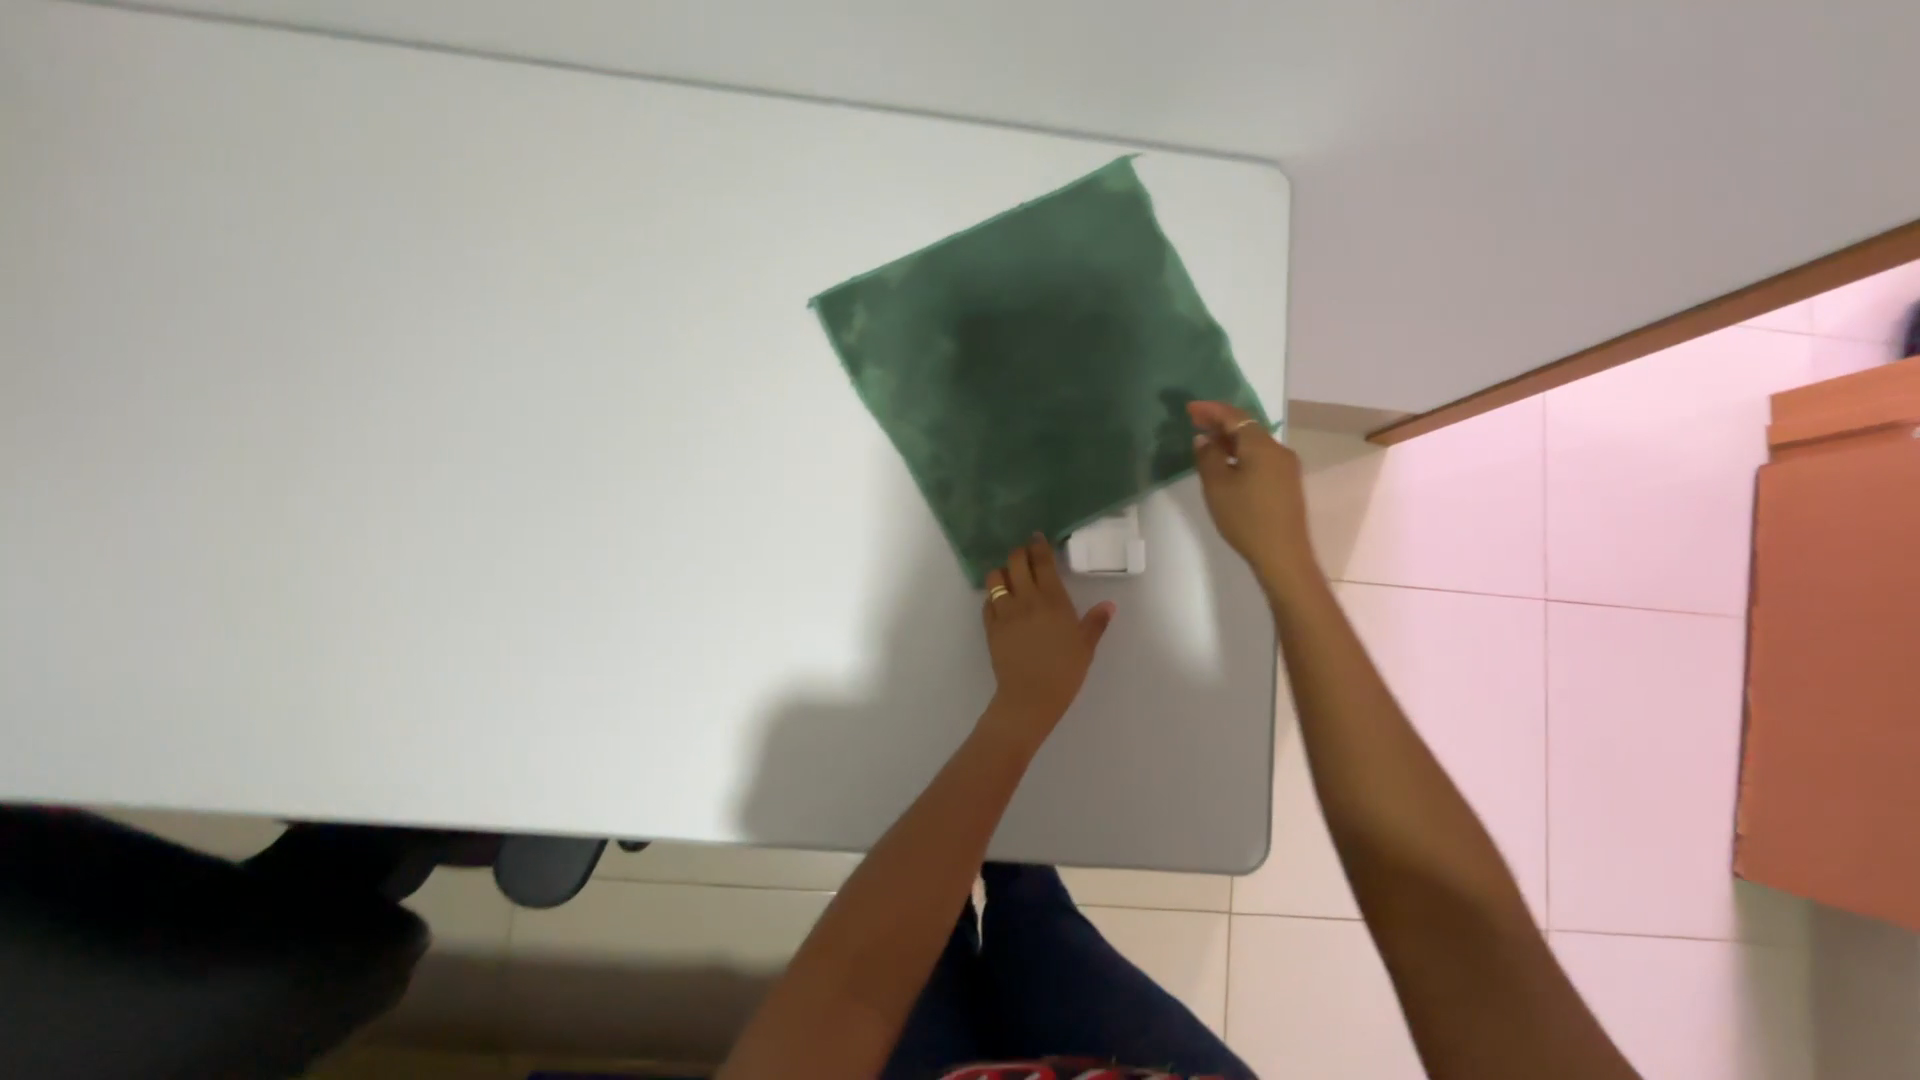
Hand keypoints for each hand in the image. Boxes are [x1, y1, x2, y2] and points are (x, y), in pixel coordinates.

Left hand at [980, 534, 1115, 735]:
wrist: (1031, 696)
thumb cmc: (1064, 671)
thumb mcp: (1086, 646)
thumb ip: (1096, 622)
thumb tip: (1109, 605)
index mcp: (1053, 600)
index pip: (1042, 562)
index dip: (1038, 545)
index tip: (1036, 537)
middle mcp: (1026, 599)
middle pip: (1015, 562)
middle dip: (1018, 554)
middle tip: (1024, 557)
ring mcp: (1005, 612)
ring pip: (995, 578)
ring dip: (1002, 573)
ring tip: (1009, 578)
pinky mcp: (990, 627)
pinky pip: (987, 602)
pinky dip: (992, 596)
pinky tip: (1000, 602)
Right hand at [1188, 400, 1318, 595]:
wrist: (1283, 555)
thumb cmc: (1246, 518)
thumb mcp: (1217, 487)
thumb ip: (1208, 458)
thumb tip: (1204, 440)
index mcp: (1262, 446)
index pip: (1235, 417)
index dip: (1211, 410)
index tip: (1190, 409)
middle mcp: (1278, 450)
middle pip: (1248, 428)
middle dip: (1221, 424)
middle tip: (1195, 422)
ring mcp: (1286, 468)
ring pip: (1255, 444)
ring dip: (1231, 441)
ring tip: (1207, 444)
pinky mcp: (1287, 484)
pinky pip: (1261, 458)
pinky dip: (1242, 455)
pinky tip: (1228, 465)